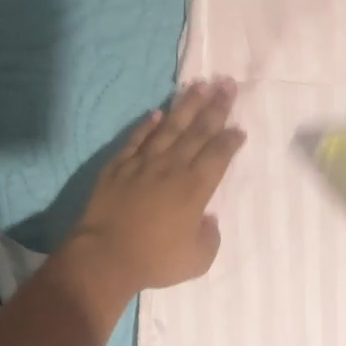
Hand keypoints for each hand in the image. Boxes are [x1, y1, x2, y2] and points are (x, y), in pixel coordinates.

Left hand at [64, 78, 245, 293]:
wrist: (106, 256)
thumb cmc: (156, 261)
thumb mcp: (198, 260)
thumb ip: (210, 237)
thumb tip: (207, 218)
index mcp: (195, 188)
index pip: (218, 155)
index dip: (231, 140)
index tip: (239, 127)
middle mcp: (172, 167)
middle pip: (197, 131)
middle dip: (215, 107)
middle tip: (227, 84)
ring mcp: (143, 163)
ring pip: (169, 126)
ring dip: (186, 105)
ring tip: (200, 85)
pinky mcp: (119, 166)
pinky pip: (137, 138)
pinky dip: (149, 124)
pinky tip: (158, 113)